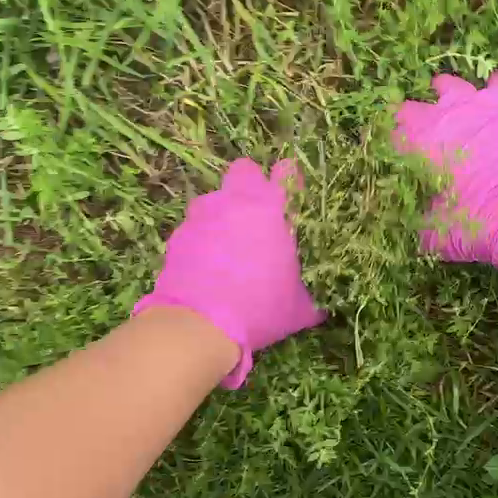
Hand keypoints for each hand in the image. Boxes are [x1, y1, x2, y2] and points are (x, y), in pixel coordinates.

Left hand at [134, 158, 323, 387]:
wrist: (199, 325)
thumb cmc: (260, 309)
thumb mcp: (298, 308)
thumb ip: (309, 296)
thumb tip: (320, 308)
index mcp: (271, 210)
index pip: (286, 174)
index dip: (290, 181)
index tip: (292, 198)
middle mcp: (235, 203)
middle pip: (244, 171)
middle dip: (251, 187)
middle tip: (259, 218)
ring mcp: (202, 216)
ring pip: (215, 200)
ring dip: (223, 216)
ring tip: (229, 249)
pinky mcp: (177, 236)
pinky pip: (194, 229)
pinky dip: (202, 242)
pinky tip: (207, 269)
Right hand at [394, 72, 497, 286]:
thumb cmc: (470, 225)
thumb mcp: (431, 233)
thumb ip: (417, 218)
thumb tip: (411, 221)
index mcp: (415, 144)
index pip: (389, 132)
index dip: (388, 142)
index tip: (392, 154)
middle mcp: (440, 116)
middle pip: (414, 106)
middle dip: (413, 120)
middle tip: (421, 137)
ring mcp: (474, 105)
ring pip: (451, 85)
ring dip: (447, 96)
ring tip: (451, 108)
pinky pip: (497, 84)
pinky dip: (492, 90)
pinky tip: (492, 99)